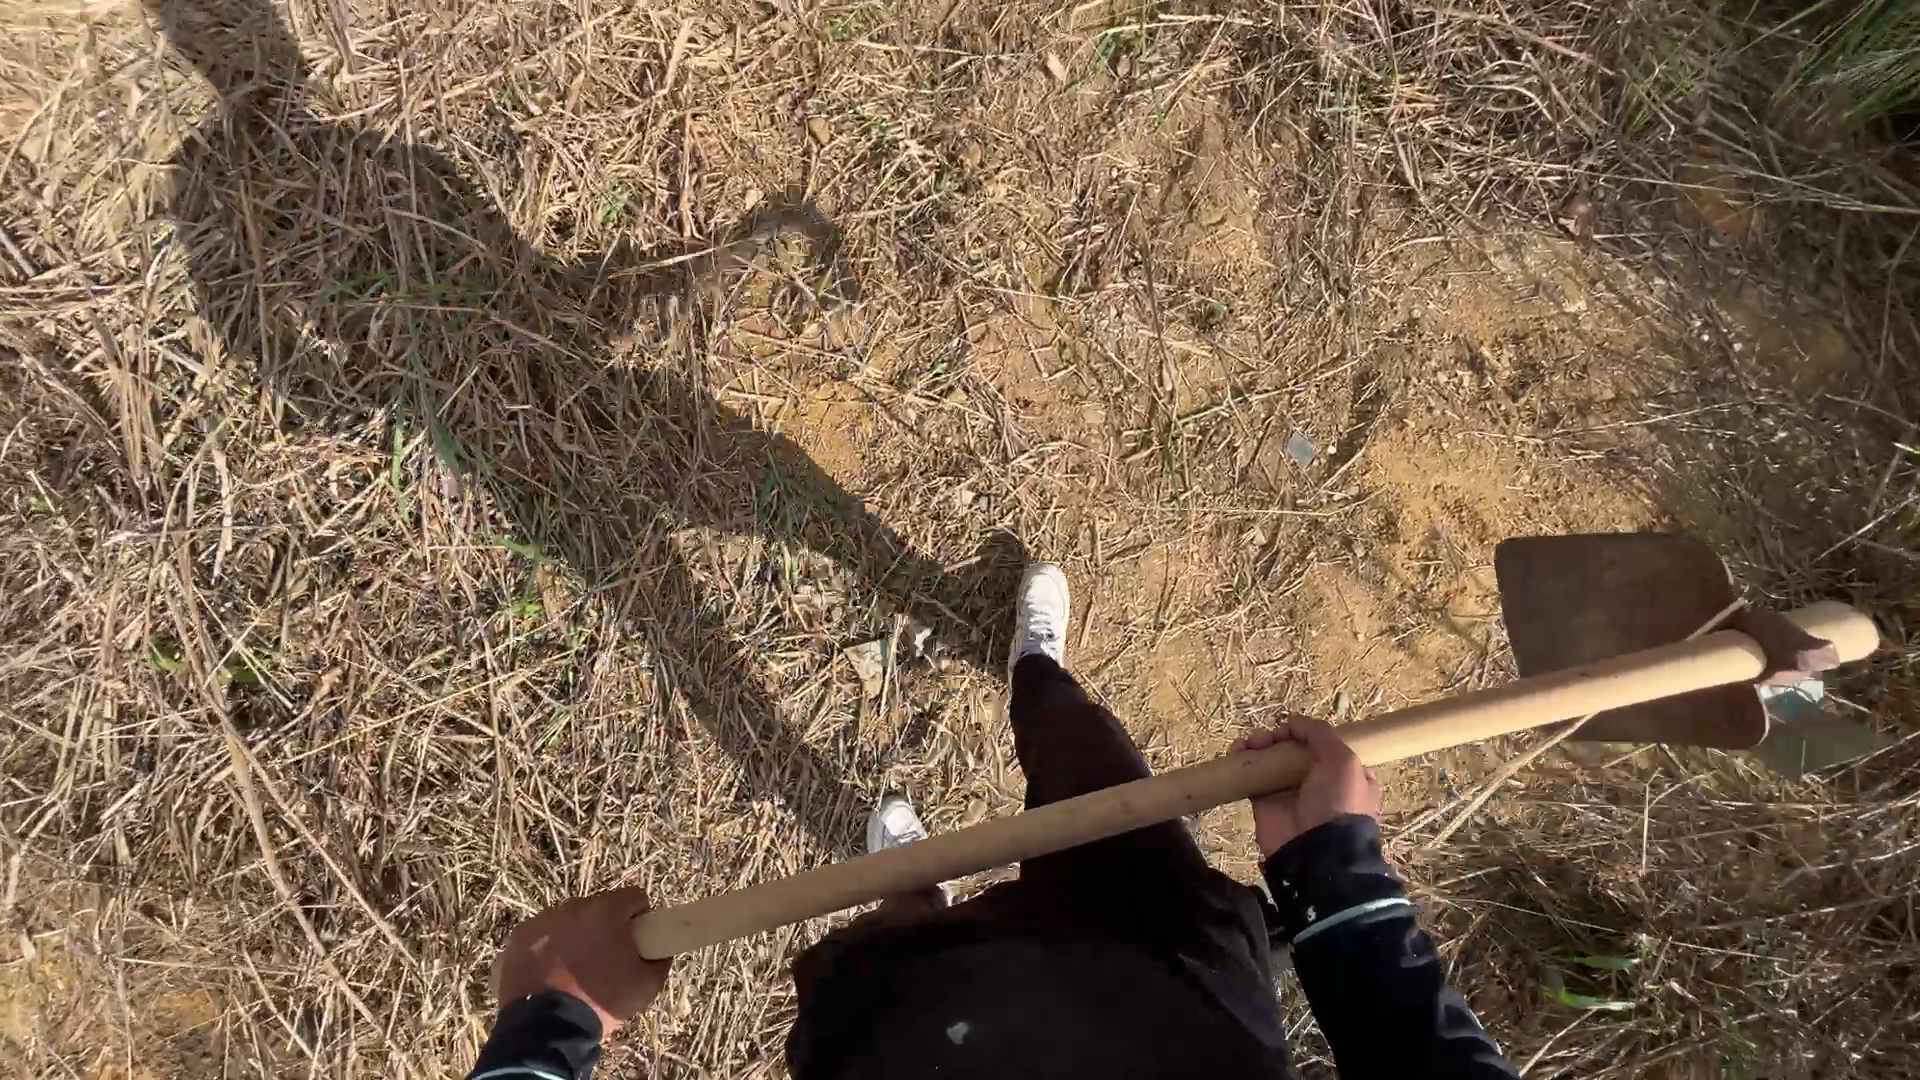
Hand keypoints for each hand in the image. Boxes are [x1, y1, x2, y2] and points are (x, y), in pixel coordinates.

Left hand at [492, 887, 671, 1033]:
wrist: (545, 1034)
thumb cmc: (600, 1004)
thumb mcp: (647, 986)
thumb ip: (661, 959)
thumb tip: (661, 949)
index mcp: (608, 910)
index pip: (634, 897)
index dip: (639, 917)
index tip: (635, 939)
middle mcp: (576, 906)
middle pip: (601, 906)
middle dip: (606, 925)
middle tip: (605, 957)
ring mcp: (544, 920)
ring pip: (570, 918)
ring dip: (576, 933)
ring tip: (574, 967)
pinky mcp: (520, 936)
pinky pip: (543, 932)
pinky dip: (549, 945)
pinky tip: (550, 969)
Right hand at [1233, 714, 1379, 858]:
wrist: (1316, 852)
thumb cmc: (1338, 802)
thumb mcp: (1344, 761)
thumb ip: (1319, 734)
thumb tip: (1293, 721)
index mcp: (1342, 773)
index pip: (1320, 743)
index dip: (1304, 732)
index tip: (1292, 729)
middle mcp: (1316, 781)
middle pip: (1291, 748)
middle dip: (1277, 737)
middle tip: (1268, 738)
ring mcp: (1288, 791)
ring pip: (1269, 758)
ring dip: (1258, 745)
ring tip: (1250, 744)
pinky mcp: (1263, 801)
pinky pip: (1250, 775)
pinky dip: (1242, 759)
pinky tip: (1237, 750)